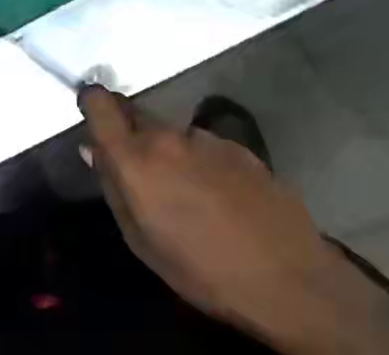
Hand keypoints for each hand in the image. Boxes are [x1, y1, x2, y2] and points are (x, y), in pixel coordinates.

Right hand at [78, 87, 388, 353]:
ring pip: (175, 134)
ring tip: (195, 193)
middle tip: (148, 172)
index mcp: (133, 156)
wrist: (296, 287)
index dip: (92, 103)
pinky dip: (208, 164)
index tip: (95, 118)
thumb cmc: (203, 270)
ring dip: (174, 152)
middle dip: (134, 135)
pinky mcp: (243, 150)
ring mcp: (207, 139)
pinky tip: (227, 199)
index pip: (99, 101)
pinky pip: (210, 148)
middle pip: (136, 115)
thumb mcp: (140, 239)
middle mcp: (165, 136)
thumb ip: (112, 187)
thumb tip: (93, 150)